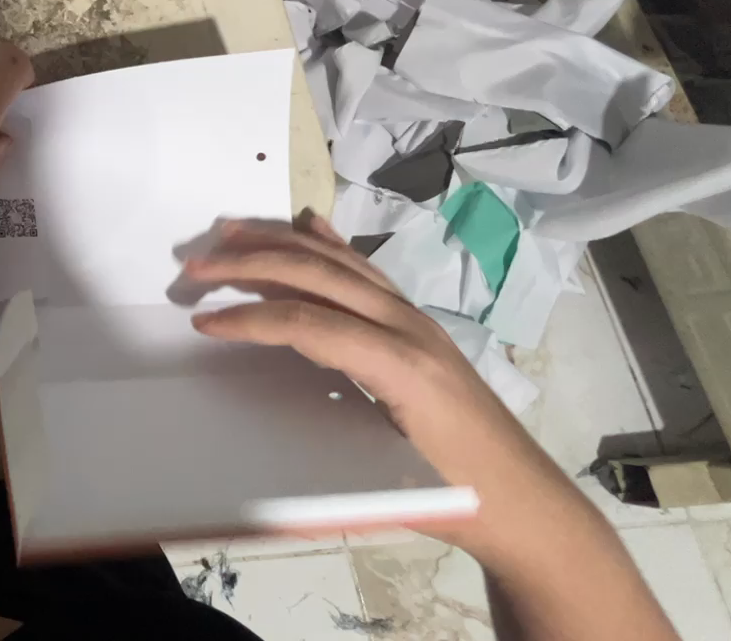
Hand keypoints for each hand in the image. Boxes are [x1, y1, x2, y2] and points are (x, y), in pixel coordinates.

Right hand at [178, 214, 584, 554]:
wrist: (533, 509)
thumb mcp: (391, 482)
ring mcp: (415, 319)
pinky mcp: (415, 322)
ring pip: (339, 261)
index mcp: (403, 366)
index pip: (307, 323)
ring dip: (280, 242)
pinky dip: (329, 241)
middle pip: (317, 274)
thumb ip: (325, 450)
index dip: (247, 319)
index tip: (201, 322)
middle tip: (197, 266)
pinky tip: (308, 222)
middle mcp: (409, 328)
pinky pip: (364, 268)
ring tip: (230, 233)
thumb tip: (256, 430)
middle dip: (250, 263)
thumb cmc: (459, 502)